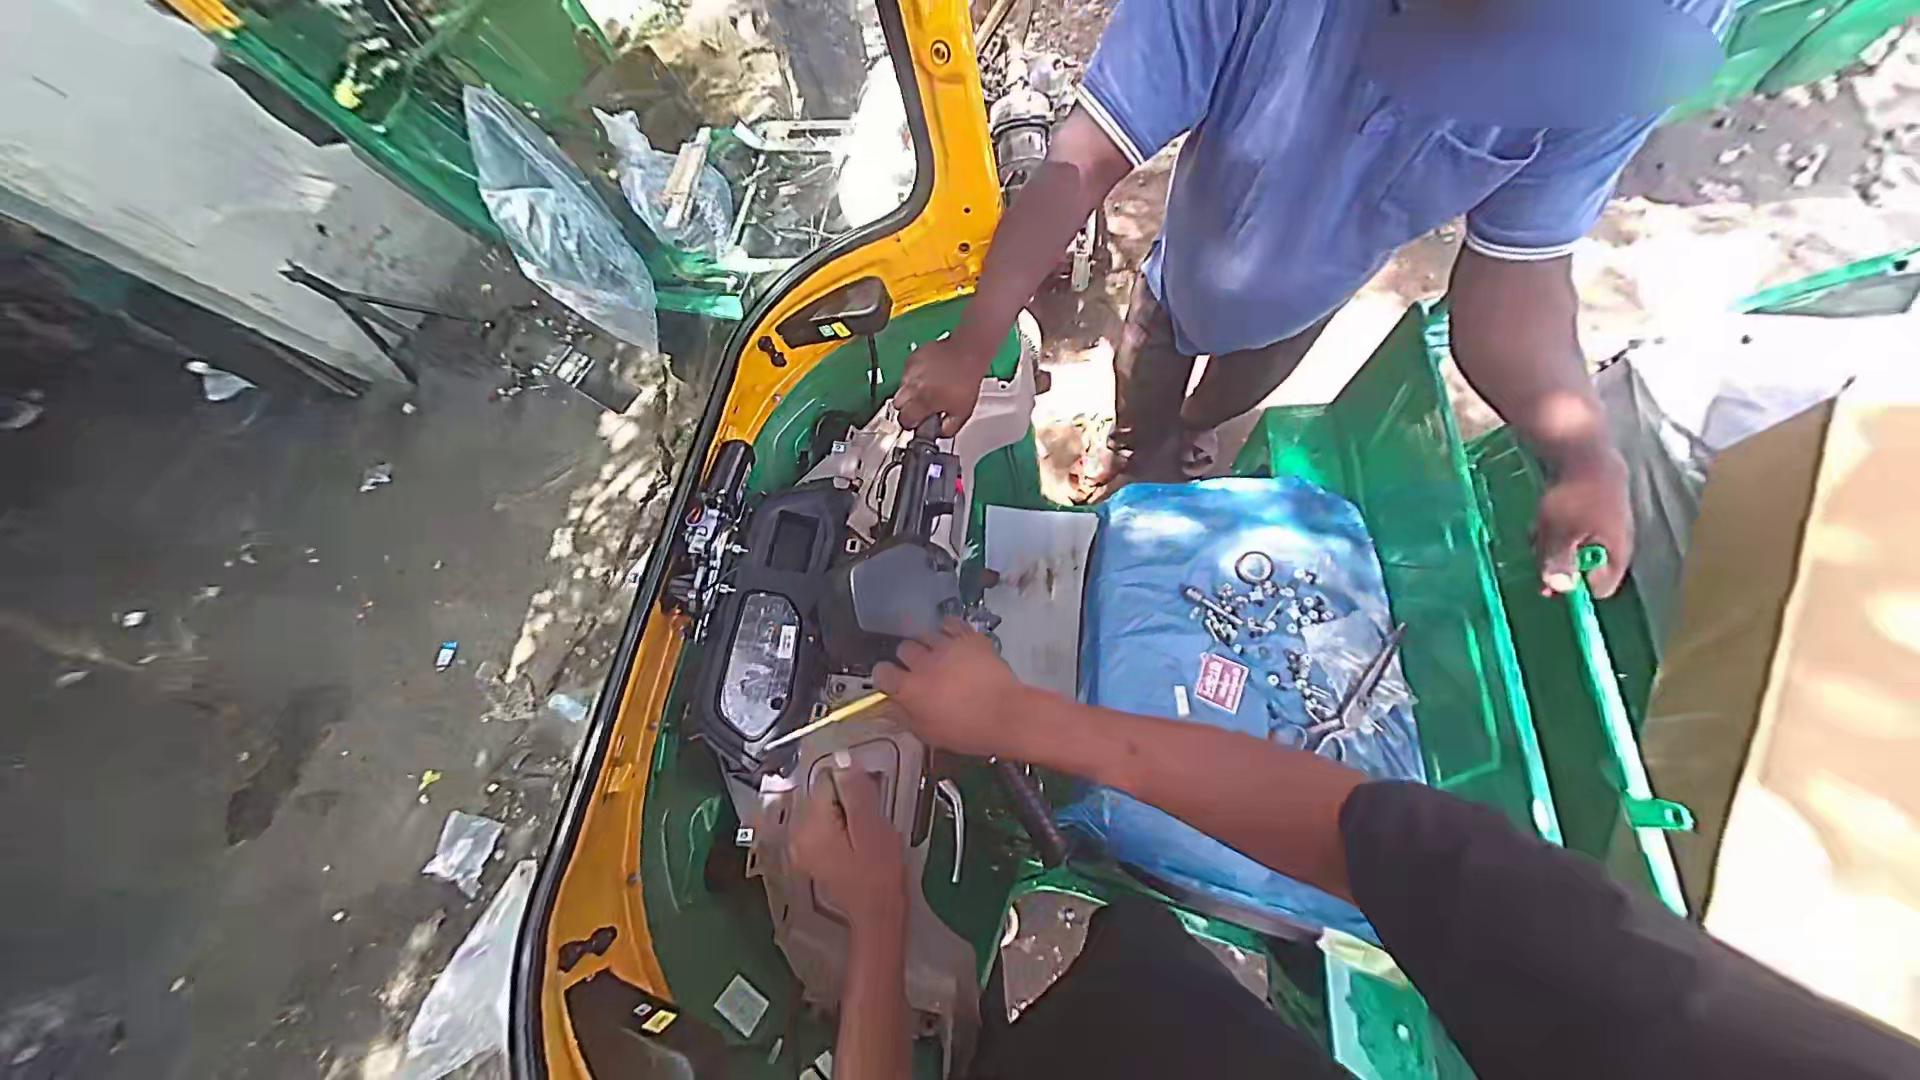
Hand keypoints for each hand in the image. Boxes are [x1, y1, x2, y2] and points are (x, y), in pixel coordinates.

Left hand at [788, 768, 906, 929]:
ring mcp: (798, 847)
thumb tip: (843, 761)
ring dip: (843, 809)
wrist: (877, 914)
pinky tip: (855, 838)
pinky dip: (838, 823)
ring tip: (863, 831)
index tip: (869, 800)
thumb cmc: (878, 871)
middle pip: (822, 792)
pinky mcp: (808, 854)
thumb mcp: (872, 824)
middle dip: (846, 797)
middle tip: (868, 818)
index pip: (827, 779)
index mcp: (808, 826)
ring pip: (824, 806)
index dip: (852, 784)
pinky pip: (822, 822)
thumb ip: (855, 790)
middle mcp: (795, 834)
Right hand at [873, 617, 1026, 756]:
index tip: (892, 682)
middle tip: (919, 670)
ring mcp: (947, 646)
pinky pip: (951, 623)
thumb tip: (894, 705)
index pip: (882, 673)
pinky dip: (948, 629)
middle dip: (907, 659)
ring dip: (928, 644)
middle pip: (903, 648)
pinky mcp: (968, 637)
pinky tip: (952, 638)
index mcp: (910, 689)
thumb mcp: (930, 734)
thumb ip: (906, 716)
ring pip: (926, 634)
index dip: (884, 676)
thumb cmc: (968, 731)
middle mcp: (924, 662)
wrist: (1006, 714)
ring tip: (937, 655)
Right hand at [895, 336, 990, 435]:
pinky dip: (913, 377)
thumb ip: (948, 428)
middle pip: (897, 404)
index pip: (904, 419)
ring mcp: (910, 371)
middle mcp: (912, 387)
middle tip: (920, 406)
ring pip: (901, 388)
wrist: (967, 353)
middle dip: (907, 408)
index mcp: (923, 402)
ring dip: (910, 392)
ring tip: (926, 389)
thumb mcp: (962, 413)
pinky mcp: (912, 359)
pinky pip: (906, 373)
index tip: (916, 422)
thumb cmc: (966, 382)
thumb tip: (939, 433)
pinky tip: (927, 376)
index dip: (910, 423)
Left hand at [1534, 449, 1632, 598]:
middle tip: (1540, 549)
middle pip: (1580, 570)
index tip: (1547, 583)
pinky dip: (1549, 532)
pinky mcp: (1587, 520)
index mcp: (1614, 554)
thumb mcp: (1560, 533)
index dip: (1574, 589)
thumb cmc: (1574, 499)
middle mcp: (1613, 546)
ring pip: (1568, 552)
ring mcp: (1601, 532)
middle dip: (1555, 564)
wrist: (1583, 459)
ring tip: (1541, 530)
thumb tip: (1560, 589)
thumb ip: (1560, 561)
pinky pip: (1564, 536)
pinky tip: (1540, 522)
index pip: (1599, 587)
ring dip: (1548, 546)